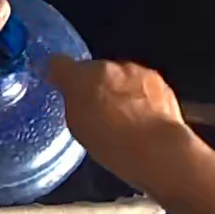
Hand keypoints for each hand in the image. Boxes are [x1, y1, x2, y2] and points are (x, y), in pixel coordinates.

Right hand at [48, 56, 199, 192]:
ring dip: (117, 89)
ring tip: (123, 117)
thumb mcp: (78, 127)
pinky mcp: (157, 79)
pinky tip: (142, 116)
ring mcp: (134, 71)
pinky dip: (138, 94)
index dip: (57, 73)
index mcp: (80, 77)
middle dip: (93, 85)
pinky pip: (140, 83)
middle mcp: (106, 67)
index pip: (58, 64)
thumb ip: (72, 102)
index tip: (57, 81)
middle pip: (93, 70)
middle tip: (96, 110)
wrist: (157, 149)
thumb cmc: (112, 144)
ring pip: (118, 75)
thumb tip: (70, 91)